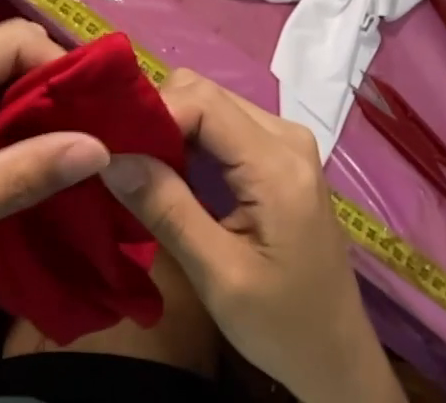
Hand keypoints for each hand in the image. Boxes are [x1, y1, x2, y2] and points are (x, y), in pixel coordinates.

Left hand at [0, 20, 108, 401]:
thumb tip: (100, 146)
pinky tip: (15, 166)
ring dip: (24, 117)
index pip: (16, 42)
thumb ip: (18, 178)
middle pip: (1, 57)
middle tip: (99, 145)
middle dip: (53, 96)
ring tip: (68, 159)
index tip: (111, 117)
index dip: (69, 72)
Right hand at [102, 71, 403, 402]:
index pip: (202, 101)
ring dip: (170, 128)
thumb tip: (111, 157)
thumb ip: (167, 210)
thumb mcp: (218, 276)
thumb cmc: (282, 323)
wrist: (335, 352)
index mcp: (277, 163)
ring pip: (211, 104)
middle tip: (118, 159)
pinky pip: (224, 126)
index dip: (152, 112)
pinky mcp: (279, 156)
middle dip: (157, 117)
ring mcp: (286, 142)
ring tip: (136, 169)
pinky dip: (189, 141)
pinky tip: (168, 175)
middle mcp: (286, 136)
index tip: (110, 145)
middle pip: (206, 93)